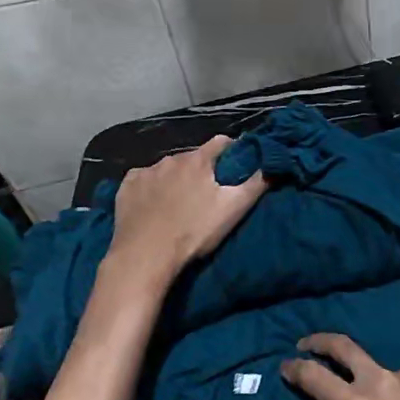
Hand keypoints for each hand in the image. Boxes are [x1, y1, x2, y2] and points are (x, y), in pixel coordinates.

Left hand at [99, 135, 265, 299]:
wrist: (145, 256)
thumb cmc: (194, 231)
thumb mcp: (234, 208)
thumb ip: (257, 183)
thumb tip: (274, 164)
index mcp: (198, 160)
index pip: (222, 142)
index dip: (232, 151)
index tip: (236, 167)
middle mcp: (171, 158)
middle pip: (194, 157)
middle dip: (203, 169)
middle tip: (208, 192)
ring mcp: (145, 172)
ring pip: (169, 168)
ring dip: (177, 177)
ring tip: (180, 201)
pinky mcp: (126, 187)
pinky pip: (144, 179)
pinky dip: (152, 186)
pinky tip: (154, 204)